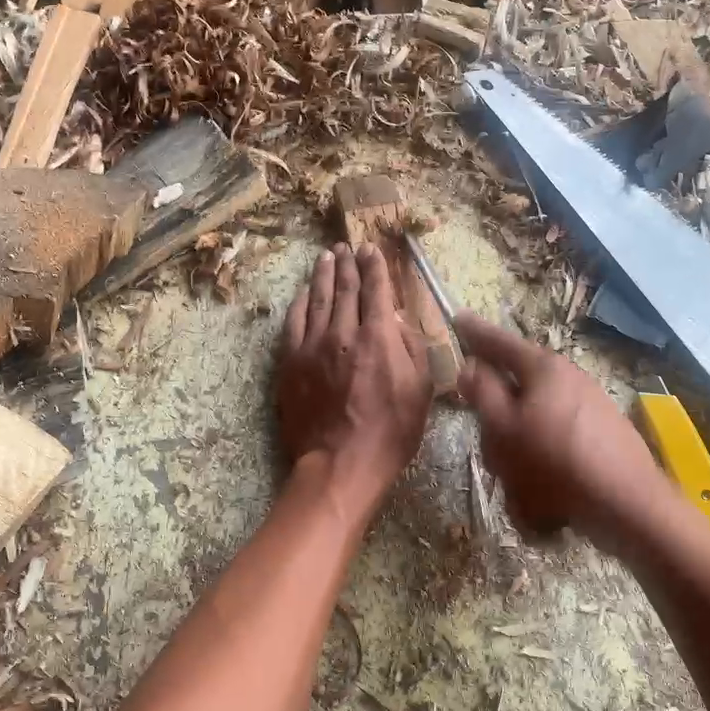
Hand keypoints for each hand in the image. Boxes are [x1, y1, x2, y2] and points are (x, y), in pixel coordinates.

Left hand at [277, 243, 431, 492]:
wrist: (339, 464)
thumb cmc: (389, 434)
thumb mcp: (420, 392)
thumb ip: (412, 350)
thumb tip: (398, 322)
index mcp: (378, 338)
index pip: (377, 291)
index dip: (376, 267)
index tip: (373, 250)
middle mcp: (342, 333)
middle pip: (345, 289)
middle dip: (348, 264)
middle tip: (348, 246)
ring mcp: (311, 347)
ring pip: (317, 299)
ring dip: (323, 275)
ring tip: (326, 257)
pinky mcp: (290, 363)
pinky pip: (293, 323)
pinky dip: (300, 303)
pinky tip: (303, 293)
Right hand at [456, 313, 667, 549]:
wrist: (626, 503)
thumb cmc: (556, 461)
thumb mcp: (504, 427)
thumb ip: (482, 392)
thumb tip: (469, 366)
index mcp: (542, 367)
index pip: (499, 341)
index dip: (474, 332)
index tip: (458, 317)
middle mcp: (567, 378)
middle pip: (516, 387)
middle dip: (497, 420)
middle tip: (493, 448)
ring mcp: (588, 405)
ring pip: (533, 421)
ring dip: (520, 451)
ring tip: (522, 488)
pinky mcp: (600, 435)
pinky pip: (555, 444)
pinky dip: (543, 467)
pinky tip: (547, 499)